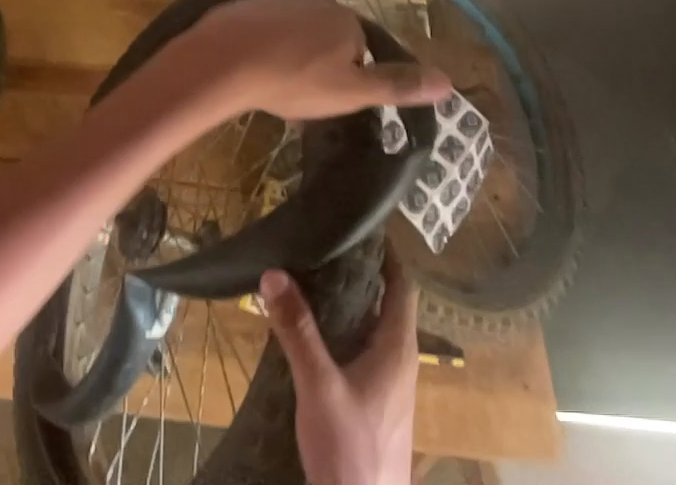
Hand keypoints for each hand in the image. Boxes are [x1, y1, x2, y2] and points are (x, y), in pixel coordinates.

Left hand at [182, 0, 451, 120]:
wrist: (223, 60)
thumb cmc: (292, 80)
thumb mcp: (351, 91)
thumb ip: (396, 85)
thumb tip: (448, 82)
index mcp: (347, 19)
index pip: (359, 53)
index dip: (345, 82)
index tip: (325, 103)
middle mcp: (315, 1)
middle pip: (326, 43)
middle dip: (316, 71)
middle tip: (296, 102)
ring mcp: (277, 0)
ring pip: (294, 38)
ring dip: (289, 63)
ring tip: (271, 92)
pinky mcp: (245, 6)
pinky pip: (264, 33)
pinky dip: (262, 52)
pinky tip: (249, 75)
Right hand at [261, 247, 418, 484]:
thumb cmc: (350, 449)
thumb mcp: (319, 386)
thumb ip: (297, 330)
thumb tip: (274, 273)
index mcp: (397, 350)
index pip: (401, 287)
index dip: (385, 255)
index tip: (356, 226)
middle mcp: (399, 362)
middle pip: (385, 305)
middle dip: (356, 274)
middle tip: (317, 245)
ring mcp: (387, 387)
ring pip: (370, 330)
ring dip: (345, 304)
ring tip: (306, 278)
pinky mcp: (372, 405)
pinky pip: (359, 353)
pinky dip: (338, 332)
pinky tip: (308, 334)